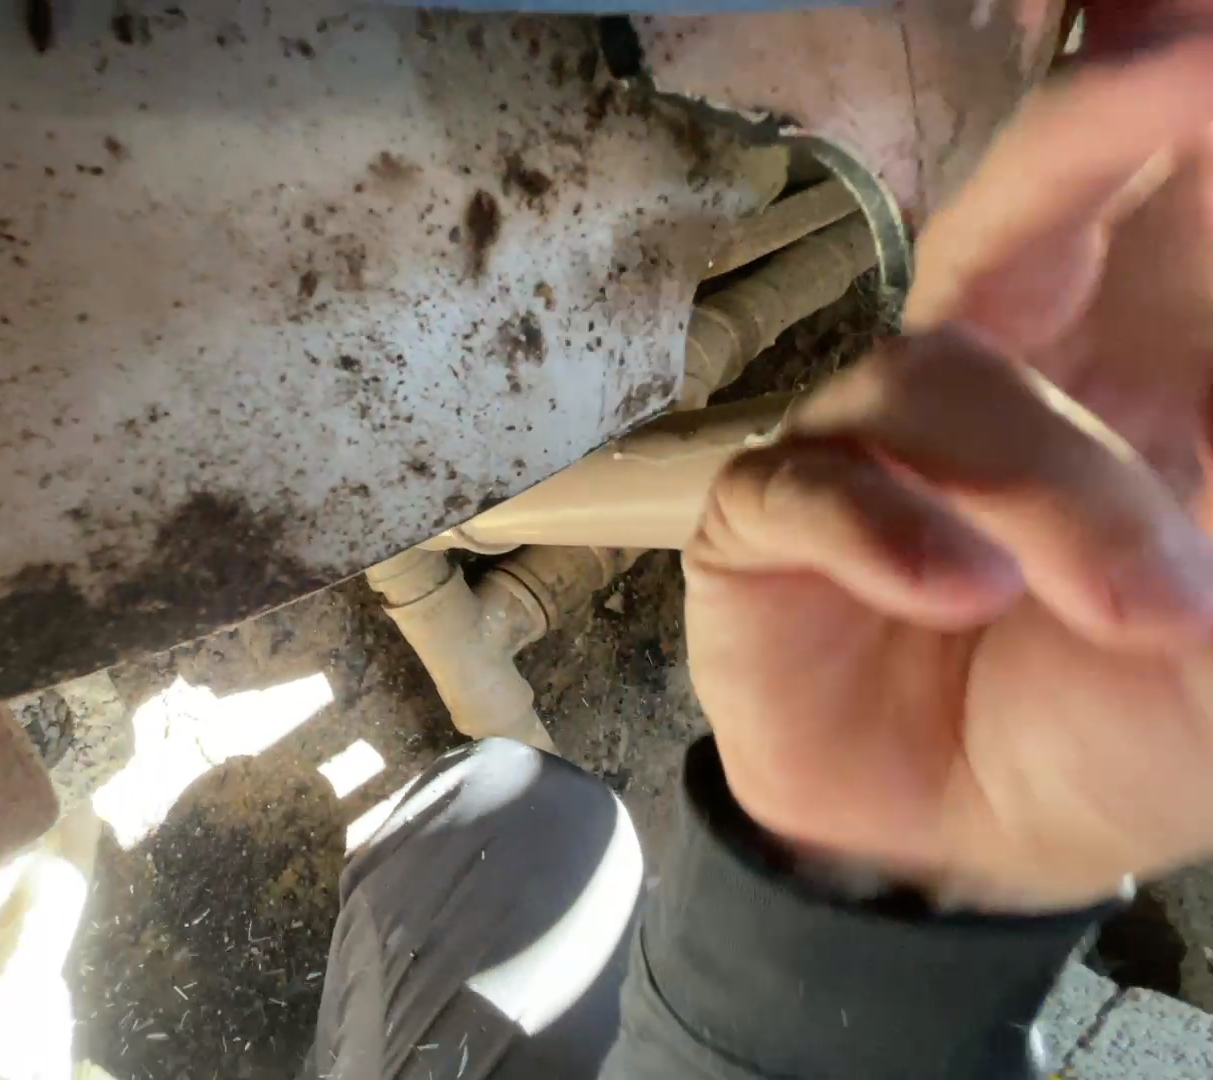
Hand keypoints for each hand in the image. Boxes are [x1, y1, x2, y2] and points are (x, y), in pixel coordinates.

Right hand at [680, 2, 1212, 913]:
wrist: (951, 829)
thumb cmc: (1126, 734)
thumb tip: (1202, 384)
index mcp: (1131, 392)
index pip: (1153, 222)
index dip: (1163, 125)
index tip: (1191, 32)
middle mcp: (985, 393)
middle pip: (1004, 229)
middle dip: (1076, 146)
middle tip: (1164, 59)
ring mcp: (853, 453)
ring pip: (918, 377)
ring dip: (1041, 485)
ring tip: (1128, 610)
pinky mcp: (761, 518)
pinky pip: (805, 484)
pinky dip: (884, 530)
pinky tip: (944, 592)